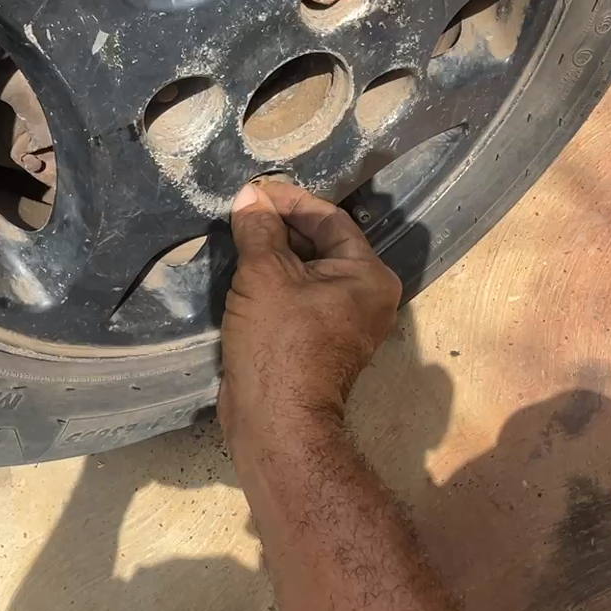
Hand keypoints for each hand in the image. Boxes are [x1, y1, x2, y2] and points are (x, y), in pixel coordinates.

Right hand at [219, 181, 402, 442]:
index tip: (254, 191)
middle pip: (323, 246)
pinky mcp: (325, 343)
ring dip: (277, 256)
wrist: (278, 419)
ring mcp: (349, 323)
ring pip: (311, 274)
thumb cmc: (279, 340)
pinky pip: (304, 300)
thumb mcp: (265, 274)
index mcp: (370, 275)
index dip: (290, 201)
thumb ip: (260, 229)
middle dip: (282, 228)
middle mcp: (369, 297)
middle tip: (243, 213)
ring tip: (240, 238)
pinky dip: (279, 284)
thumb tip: (251, 195)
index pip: (331, 220)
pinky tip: (247, 273)